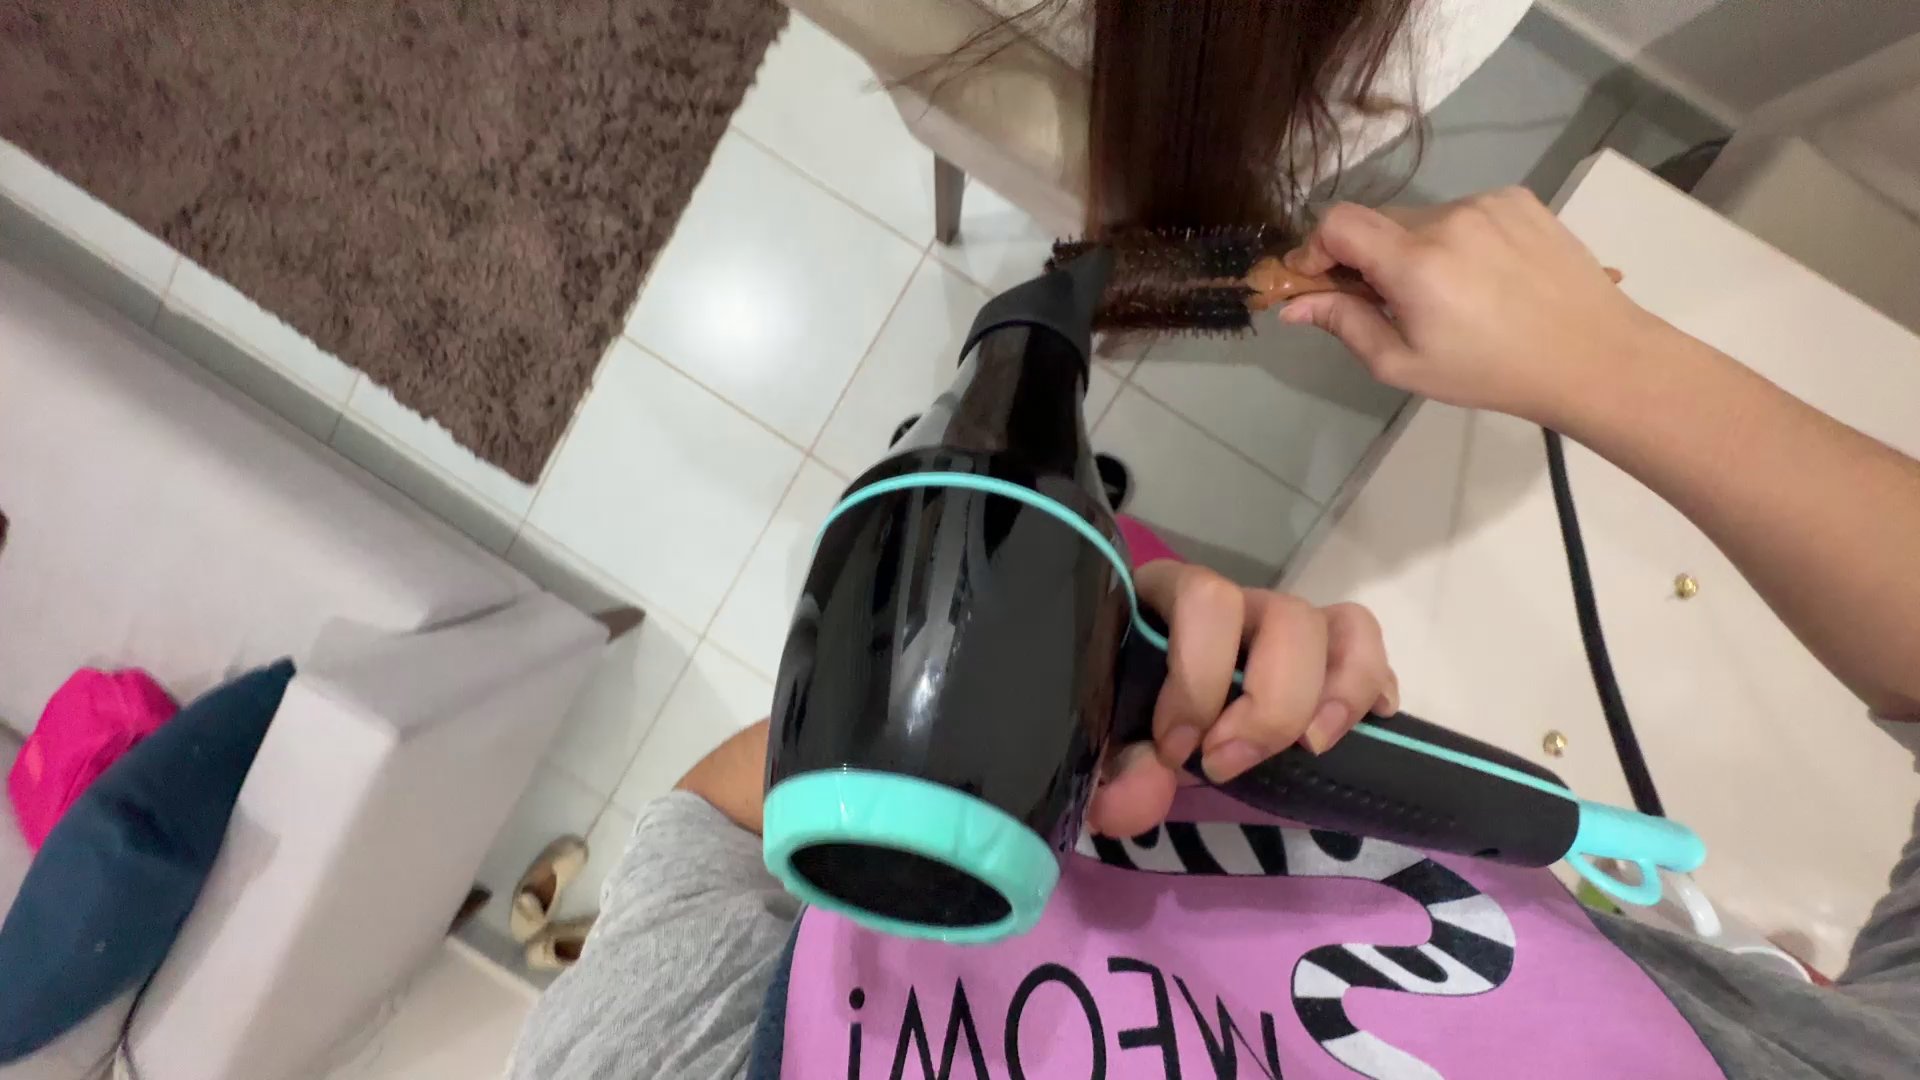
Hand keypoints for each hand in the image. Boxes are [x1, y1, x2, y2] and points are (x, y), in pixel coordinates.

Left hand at [1087, 561, 1397, 837]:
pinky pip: (1364, 641)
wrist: (1144, 722)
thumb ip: (1114, 770)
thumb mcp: (1101, 746)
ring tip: (1310, 750)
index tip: (1176, 748)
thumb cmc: (1118, 714)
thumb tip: (1142, 794)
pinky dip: (1370, 684)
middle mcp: (1233, 601)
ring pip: (1337, 627)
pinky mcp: (1320, 650)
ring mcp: (1278, 621)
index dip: (1200, 677)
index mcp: (1166, 597)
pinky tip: (1355, 729)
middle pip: (1288, 617)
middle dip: (1270, 705)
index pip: (1206, 602)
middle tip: (1227, 765)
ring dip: (1337, 695)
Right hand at [1278, 187, 1666, 427]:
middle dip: (1358, 257)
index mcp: (1416, 263)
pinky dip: (1444, 240)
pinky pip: (1456, 214)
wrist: (1591, 354)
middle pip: (1373, 221)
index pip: (1338, 223)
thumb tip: (1293, 306)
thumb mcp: (1399, 363)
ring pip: (1414, 219)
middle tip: (1373, 300)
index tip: (1315, 281)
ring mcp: (1488, 203)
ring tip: (1434, 294)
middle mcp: (1449, 218)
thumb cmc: (1485, 372)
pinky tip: (1470, 276)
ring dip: (1403, 250)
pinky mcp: (1518, 200)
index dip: (1314, 249)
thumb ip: (1343, 324)